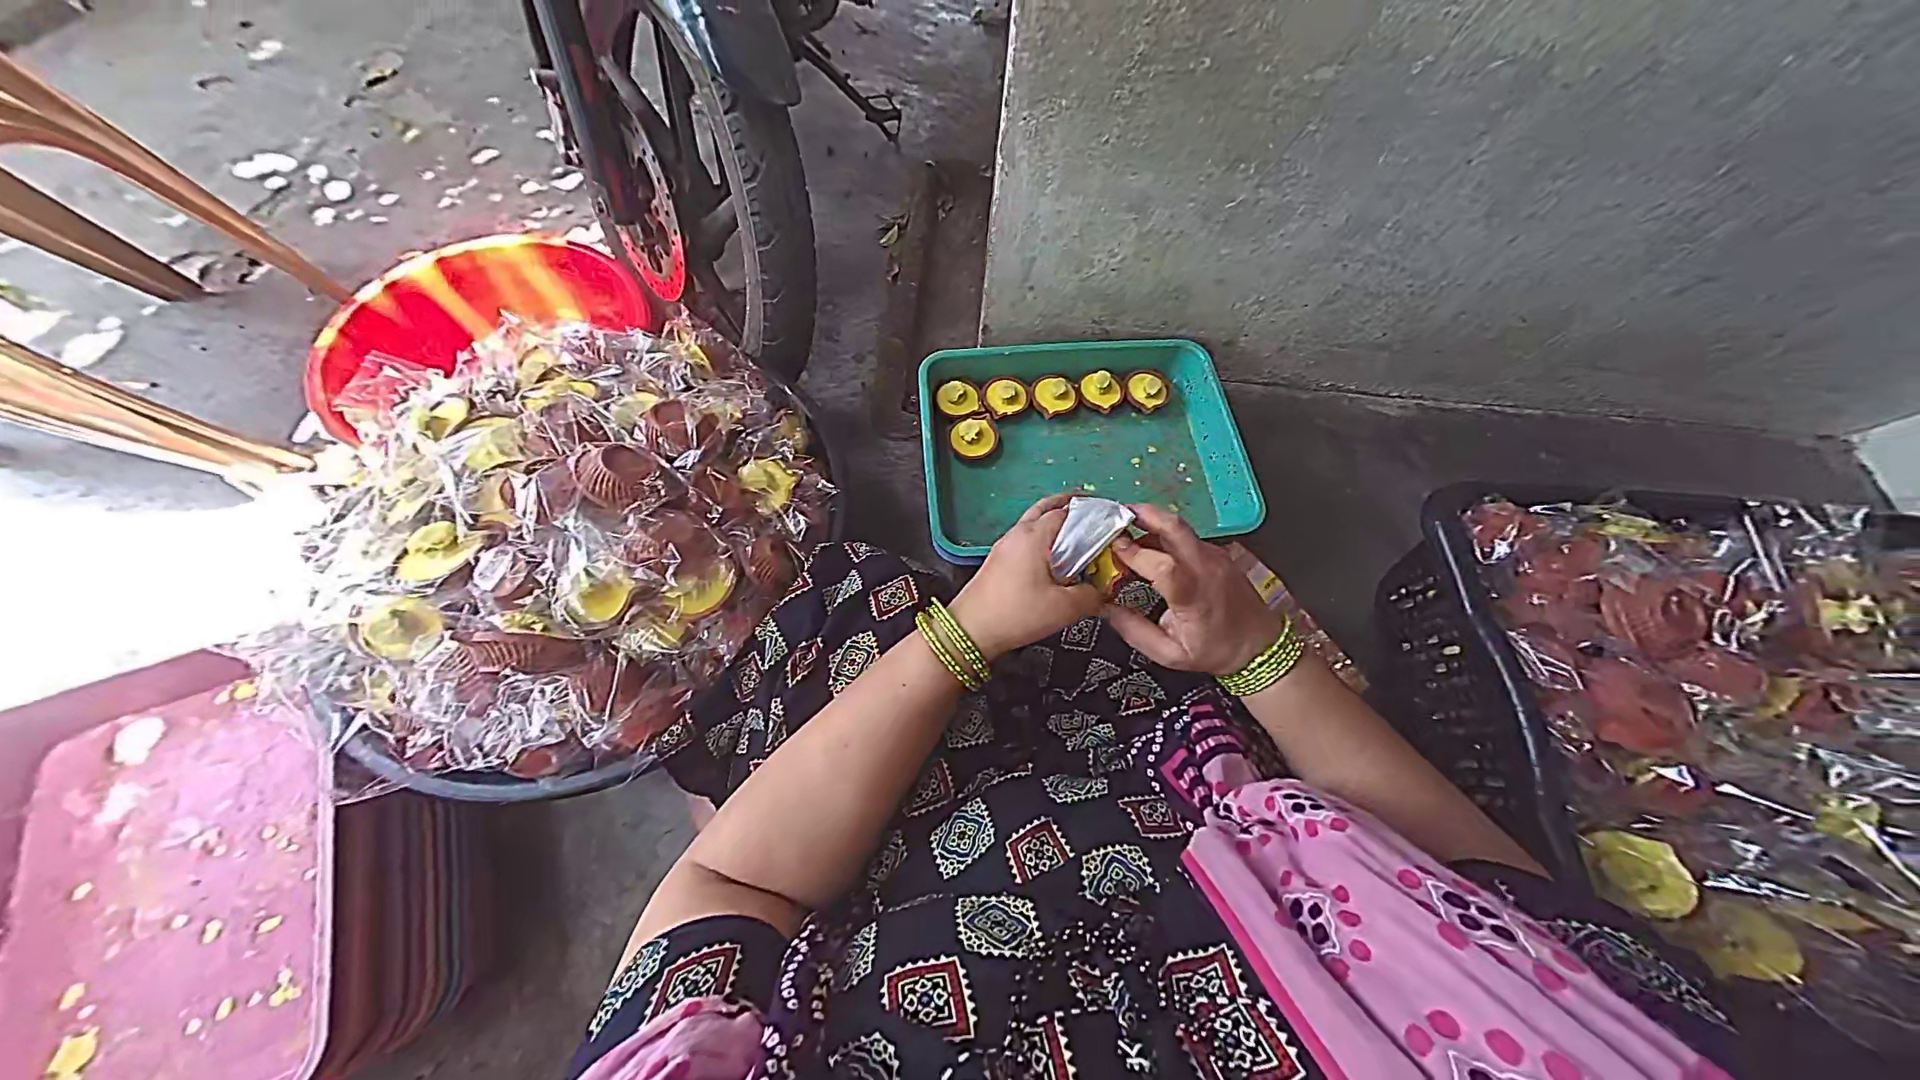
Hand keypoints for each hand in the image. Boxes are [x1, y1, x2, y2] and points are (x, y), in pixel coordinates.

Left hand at [948, 494, 1104, 659]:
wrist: (971, 630)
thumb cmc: (1015, 614)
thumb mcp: (1064, 608)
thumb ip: (1091, 596)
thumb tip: (1102, 594)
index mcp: (1034, 537)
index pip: (1066, 511)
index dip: (1090, 512)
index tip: (1108, 517)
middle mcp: (1017, 535)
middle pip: (1045, 508)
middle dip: (1068, 505)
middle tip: (1090, 510)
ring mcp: (1004, 547)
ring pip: (1032, 523)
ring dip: (1053, 522)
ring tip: (1075, 535)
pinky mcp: (997, 562)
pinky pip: (1023, 540)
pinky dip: (1041, 540)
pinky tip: (1053, 558)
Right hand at [1104, 503, 1285, 675]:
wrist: (1261, 646)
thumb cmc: (1217, 651)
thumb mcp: (1170, 654)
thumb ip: (1134, 631)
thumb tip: (1105, 608)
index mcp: (1194, 596)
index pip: (1164, 565)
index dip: (1134, 552)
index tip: (1113, 549)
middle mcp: (1206, 569)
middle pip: (1175, 527)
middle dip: (1142, 515)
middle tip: (1116, 516)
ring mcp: (1214, 557)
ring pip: (1179, 527)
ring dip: (1150, 523)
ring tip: (1125, 532)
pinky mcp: (1216, 553)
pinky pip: (1186, 536)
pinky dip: (1162, 534)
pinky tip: (1148, 547)